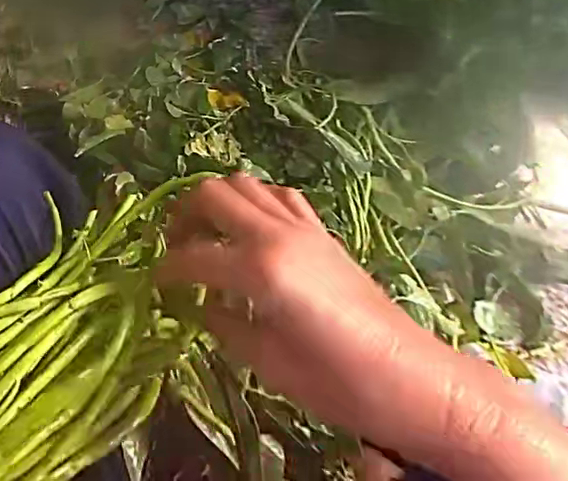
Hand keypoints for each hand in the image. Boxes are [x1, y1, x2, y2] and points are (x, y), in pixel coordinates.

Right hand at [157, 175, 567, 480]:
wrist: (411, 380)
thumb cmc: (338, 384)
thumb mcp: (268, 364)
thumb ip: (224, 325)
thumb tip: (200, 305)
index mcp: (259, 271)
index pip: (193, 257)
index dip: (167, 269)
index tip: (156, 283)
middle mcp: (274, 234)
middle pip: (209, 194)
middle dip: (182, 215)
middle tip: (175, 245)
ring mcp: (299, 226)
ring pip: (242, 183)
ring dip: (216, 202)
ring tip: (209, 231)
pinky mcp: (320, 229)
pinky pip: (278, 195)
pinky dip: (256, 201)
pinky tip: (254, 228)